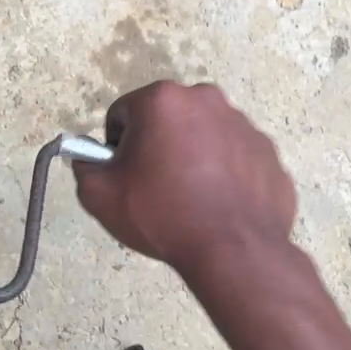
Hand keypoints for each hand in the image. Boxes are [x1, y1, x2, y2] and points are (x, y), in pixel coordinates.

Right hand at [72, 81, 296, 278]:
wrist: (232, 250)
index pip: (122, 114)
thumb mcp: (98, 194)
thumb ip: (83, 165)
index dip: (115, 147)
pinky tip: (214, 205)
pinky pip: (232, 156)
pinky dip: (221, 173)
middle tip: (153, 186)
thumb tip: (88, 158)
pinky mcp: (267, 151)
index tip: (125, 176)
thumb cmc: (159, 213)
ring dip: (189, 157)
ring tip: (187, 199)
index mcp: (162, 100)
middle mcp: (205, 99)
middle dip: (156, 145)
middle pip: (165, 119)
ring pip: (201, 135)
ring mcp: (243, 124)